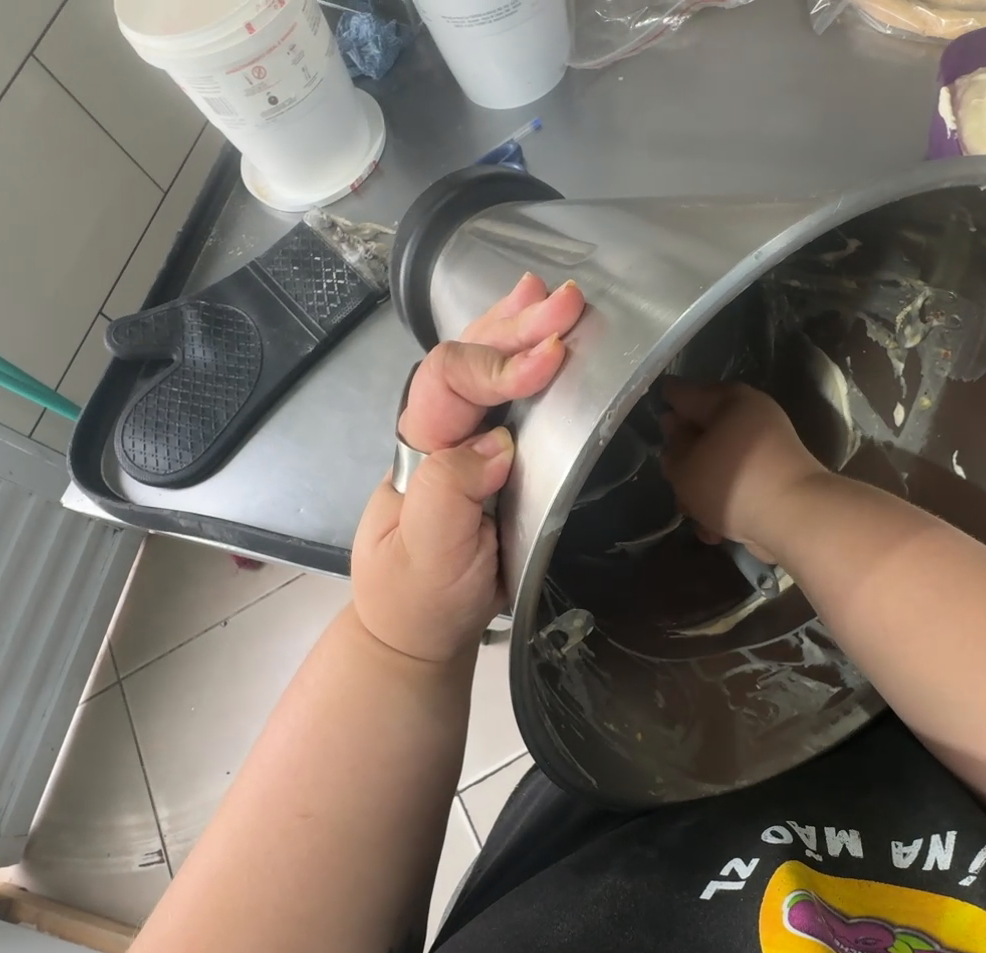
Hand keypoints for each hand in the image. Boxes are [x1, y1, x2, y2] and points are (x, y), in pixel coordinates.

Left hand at [351, 274, 585, 662]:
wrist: (421, 626)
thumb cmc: (420, 596)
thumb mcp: (427, 556)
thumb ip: (450, 496)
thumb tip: (497, 444)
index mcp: (420, 452)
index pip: (448, 384)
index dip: (498, 364)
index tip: (551, 357)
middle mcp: (440, 434)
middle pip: (467, 360)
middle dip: (514, 328)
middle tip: (565, 302)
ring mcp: (465, 443)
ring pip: (481, 366)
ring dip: (515, 325)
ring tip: (547, 293)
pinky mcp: (491, 458)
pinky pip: (504, 397)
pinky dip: (520, 355)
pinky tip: (538, 331)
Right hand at [659, 379, 827, 562]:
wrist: (794, 518)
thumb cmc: (730, 484)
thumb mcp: (685, 467)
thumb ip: (673, 446)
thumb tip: (674, 426)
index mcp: (728, 401)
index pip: (683, 393)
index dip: (663, 401)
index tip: (651, 410)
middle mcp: (750, 417)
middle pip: (702, 433)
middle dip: (684, 460)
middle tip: (673, 480)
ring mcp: (766, 448)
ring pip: (718, 464)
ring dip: (702, 490)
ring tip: (694, 516)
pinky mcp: (776, 478)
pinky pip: (739, 485)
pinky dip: (725, 503)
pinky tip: (715, 530)